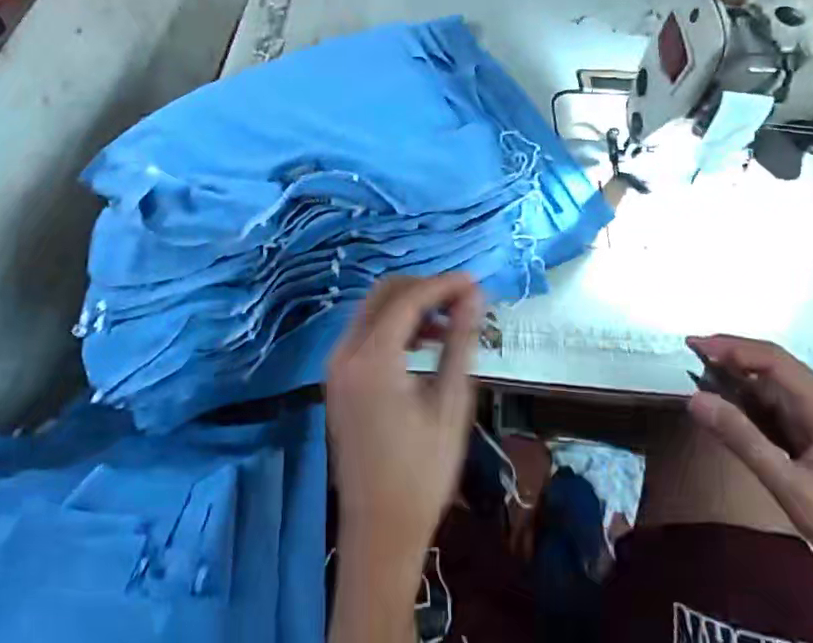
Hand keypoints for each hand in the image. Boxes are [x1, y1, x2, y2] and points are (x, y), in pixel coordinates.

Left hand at [326, 273, 484, 642]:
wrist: (381, 529)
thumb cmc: (423, 471)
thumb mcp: (451, 402)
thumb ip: (459, 341)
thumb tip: (474, 296)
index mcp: (371, 358)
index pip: (408, 298)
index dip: (444, 284)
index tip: (477, 282)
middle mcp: (344, 353)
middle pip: (384, 294)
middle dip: (425, 289)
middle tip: (464, 299)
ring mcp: (335, 367)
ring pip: (373, 310)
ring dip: (410, 306)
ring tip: (450, 324)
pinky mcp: (337, 380)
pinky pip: (365, 333)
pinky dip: (394, 327)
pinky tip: (424, 344)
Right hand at [685, 335, 812, 642]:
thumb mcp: (794, 489)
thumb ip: (744, 441)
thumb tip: (695, 399)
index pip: (772, 359)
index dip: (729, 346)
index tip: (691, 344)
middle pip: (774, 369)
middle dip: (731, 361)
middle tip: (689, 363)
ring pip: (778, 391)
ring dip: (741, 387)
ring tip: (702, 387)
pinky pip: (786, 412)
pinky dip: (756, 410)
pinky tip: (734, 416)